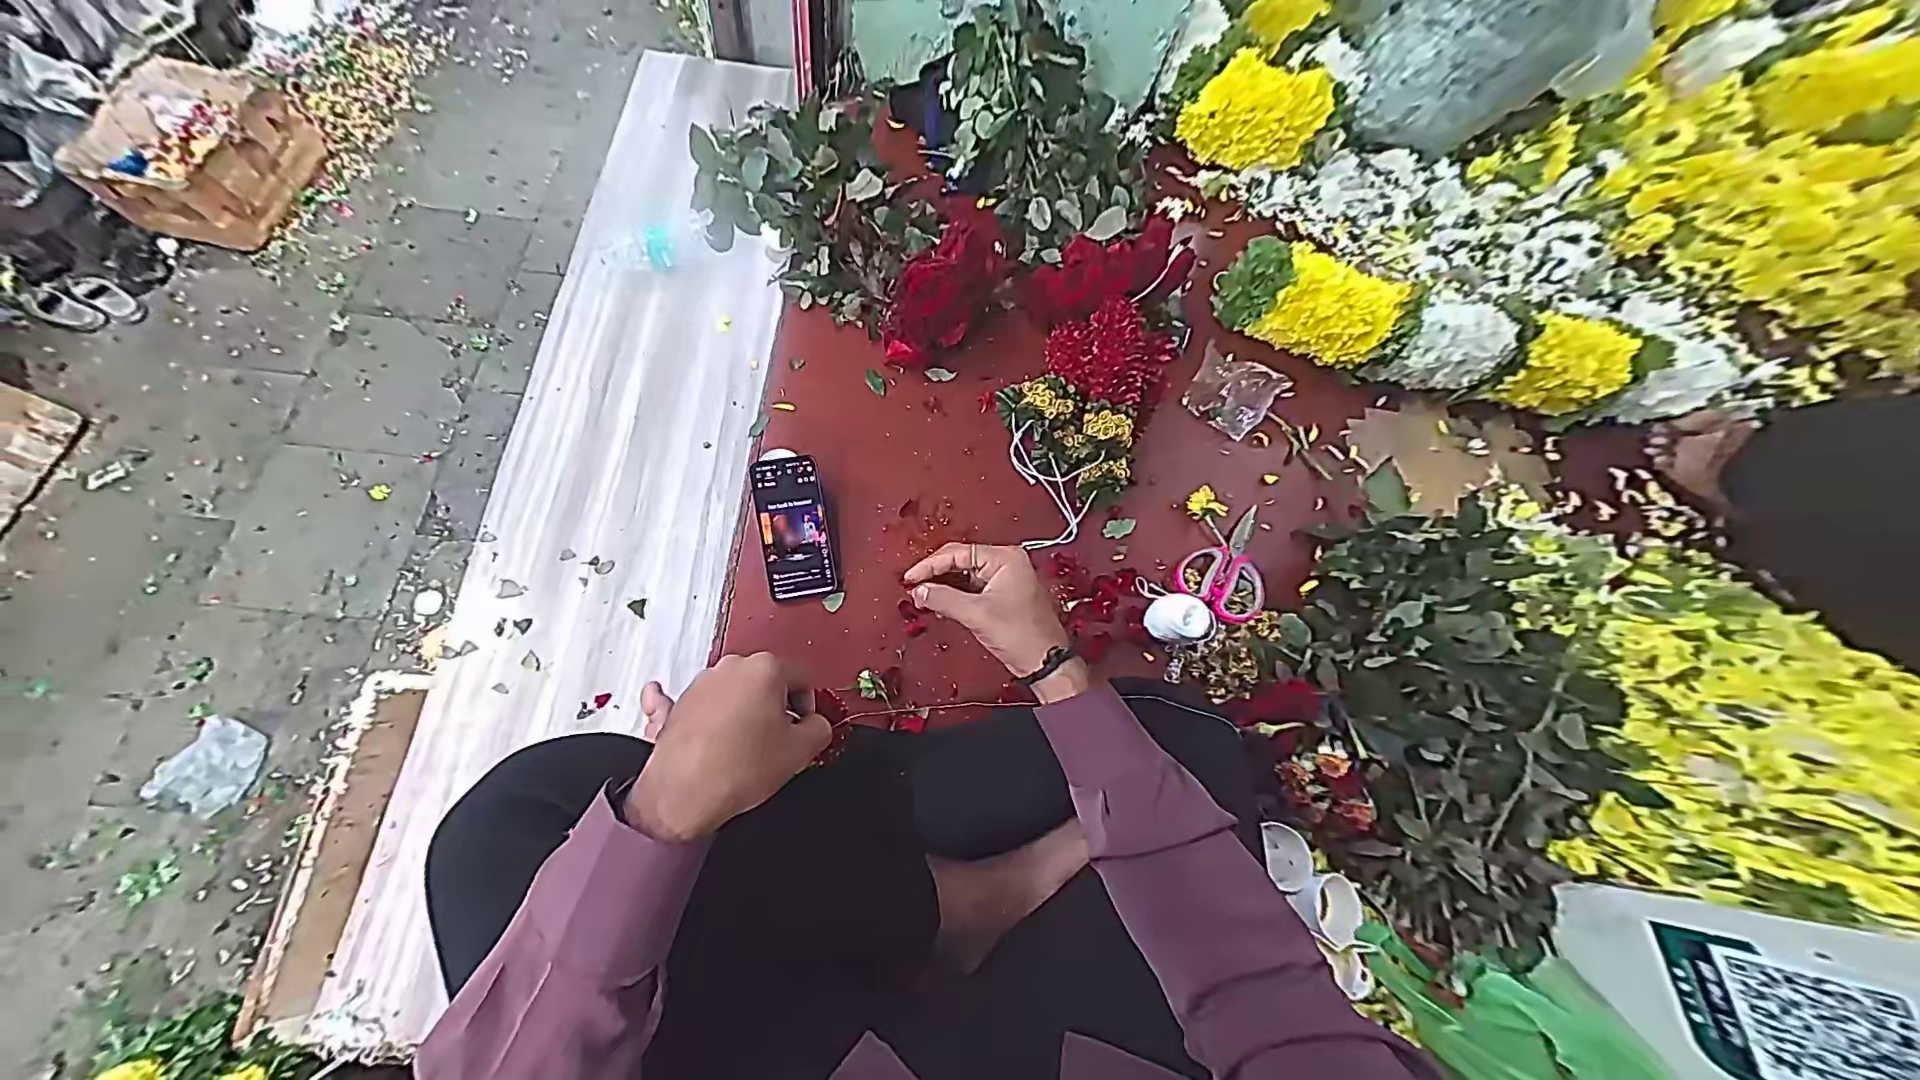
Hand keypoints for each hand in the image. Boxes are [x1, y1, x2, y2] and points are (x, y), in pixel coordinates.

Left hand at [624, 653, 829, 842]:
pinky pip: (696, 701)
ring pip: (736, 692)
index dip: (808, 705)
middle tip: (777, 738)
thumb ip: (820, 727)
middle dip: (775, 706)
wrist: (681, 795)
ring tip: (744, 747)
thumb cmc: (739, 769)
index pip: (802, 678)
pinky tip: (702, 722)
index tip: (804, 726)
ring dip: (744, 712)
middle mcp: (732, 667)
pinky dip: (702, 710)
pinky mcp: (678, 703)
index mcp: (766, 668)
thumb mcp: (802, 751)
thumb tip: (815, 724)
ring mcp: (701, 683)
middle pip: (767, 682)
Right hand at [904, 543, 1089, 703]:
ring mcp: (1004, 578)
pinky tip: (939, 604)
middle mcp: (1006, 563)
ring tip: (922, 596)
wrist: (1045, 662)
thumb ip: (944, 598)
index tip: (912, 577)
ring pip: (964, 575)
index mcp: (1005, 558)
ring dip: (943, 586)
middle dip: (935, 574)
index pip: (958, 552)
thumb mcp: (977, 614)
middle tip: (914, 587)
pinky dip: (954, 595)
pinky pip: (971, 588)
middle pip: (960, 561)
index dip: (930, 565)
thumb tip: (920, 590)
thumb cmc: (1023, 635)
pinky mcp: (1001, 594)